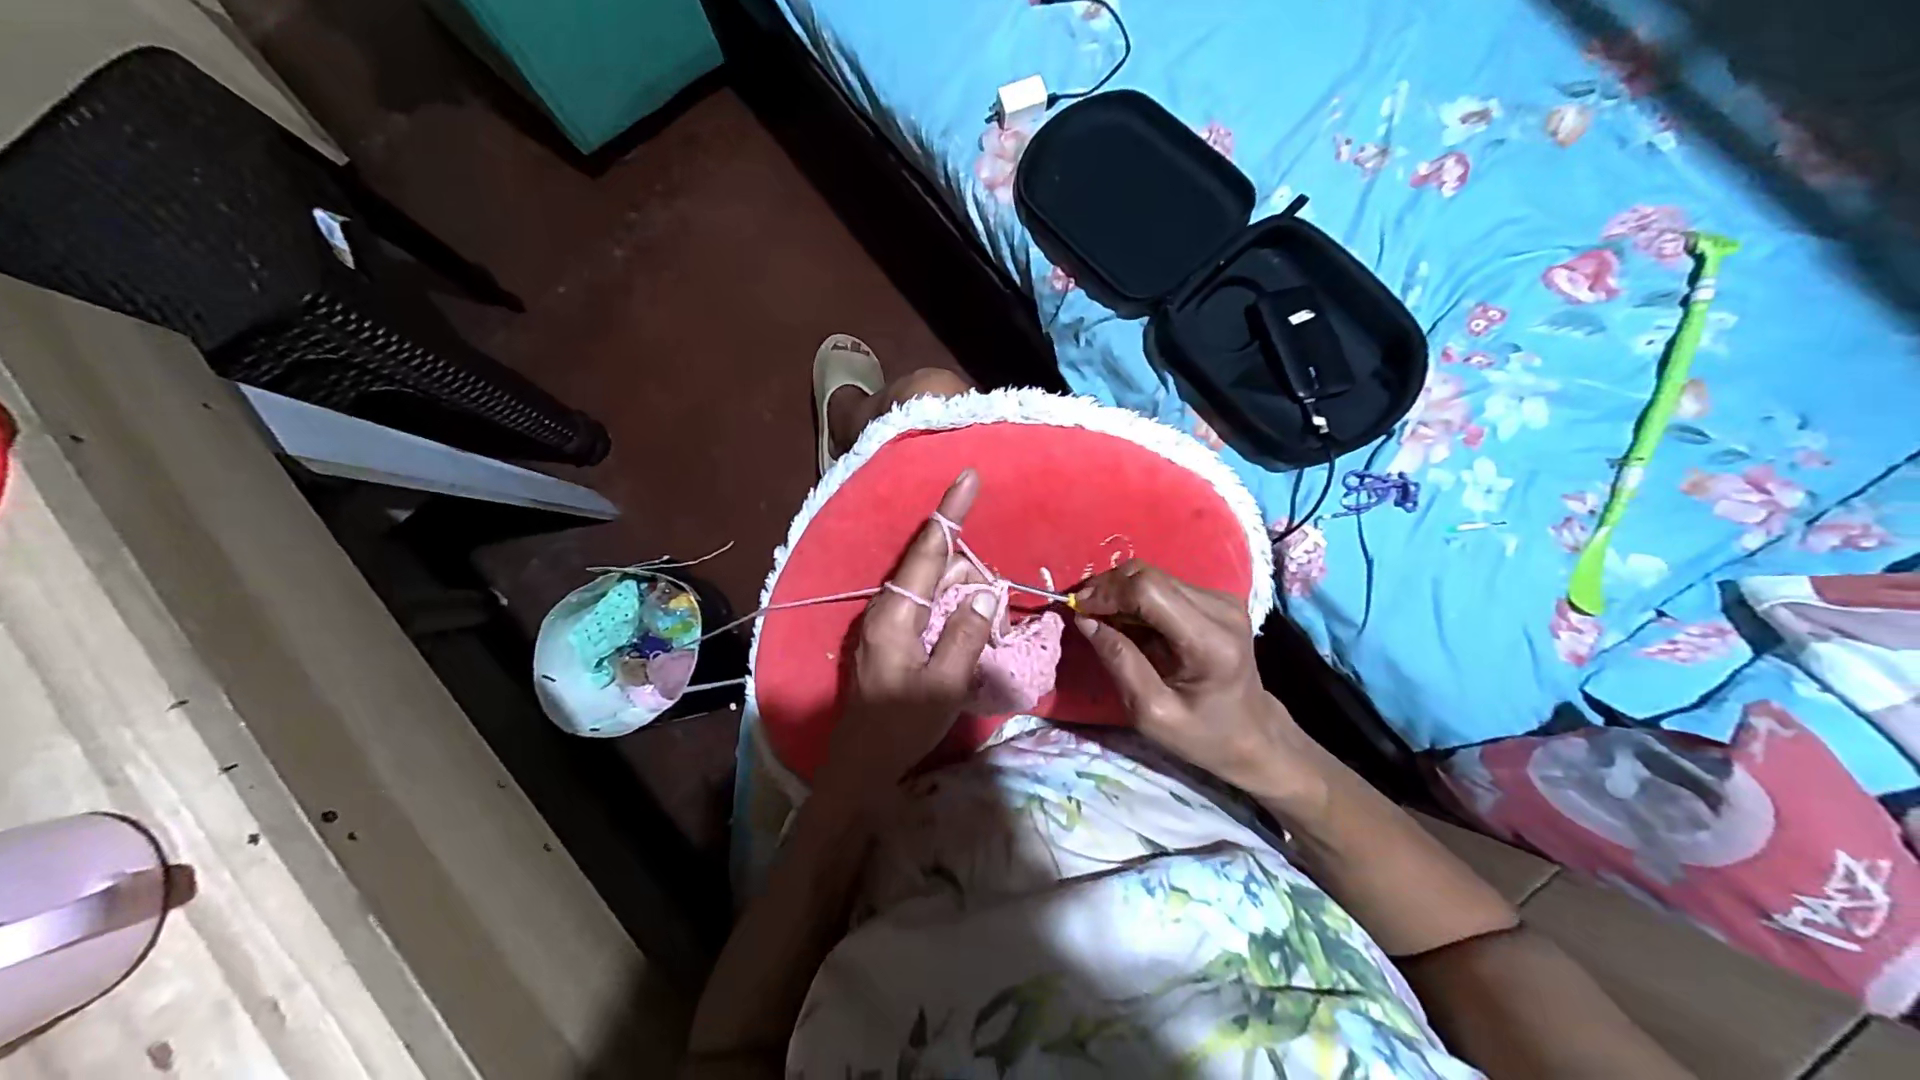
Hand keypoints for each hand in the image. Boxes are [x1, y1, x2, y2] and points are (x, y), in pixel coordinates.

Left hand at [814, 470, 995, 807]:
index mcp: (896, 613)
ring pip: (936, 590)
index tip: (968, 477)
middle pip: (938, 568)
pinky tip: (966, 641)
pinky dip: (953, 616)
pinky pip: (929, 610)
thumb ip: (967, 633)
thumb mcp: (944, 684)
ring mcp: (888, 621)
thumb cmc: (900, 726)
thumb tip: (986, 593)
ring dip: (965, 603)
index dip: (950, 512)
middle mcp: (888, 607)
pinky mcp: (892, 636)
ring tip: (981, 641)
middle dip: (972, 580)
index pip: (928, 550)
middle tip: (991, 625)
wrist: (860, 764)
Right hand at [1072, 561, 1330, 811]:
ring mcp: (1221, 599)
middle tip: (1081, 612)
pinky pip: (1163, 585)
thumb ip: (1119, 663)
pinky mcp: (1216, 599)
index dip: (1107, 593)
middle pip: (1148, 575)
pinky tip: (1124, 621)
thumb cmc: (1202, 734)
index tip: (1076, 610)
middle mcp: (1220, 609)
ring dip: (1118, 592)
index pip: (1149, 590)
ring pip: (1152, 575)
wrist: (1252, 734)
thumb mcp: (1151, 713)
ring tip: (1098, 618)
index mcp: (1209, 641)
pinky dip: (1134, 598)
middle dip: (1107, 589)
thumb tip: (1085, 621)